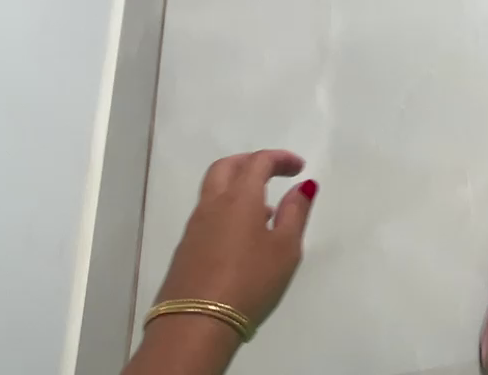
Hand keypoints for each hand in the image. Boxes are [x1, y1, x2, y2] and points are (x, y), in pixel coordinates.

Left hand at [154, 150, 317, 328]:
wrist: (193, 328)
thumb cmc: (249, 282)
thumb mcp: (285, 248)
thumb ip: (295, 212)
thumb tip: (303, 185)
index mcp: (240, 197)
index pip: (259, 161)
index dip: (281, 158)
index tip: (299, 167)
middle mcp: (212, 205)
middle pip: (226, 166)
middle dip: (251, 162)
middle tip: (273, 172)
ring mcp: (194, 229)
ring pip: (213, 192)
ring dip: (238, 188)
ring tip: (265, 211)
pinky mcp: (184, 252)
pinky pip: (207, 216)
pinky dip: (227, 212)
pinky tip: (243, 239)